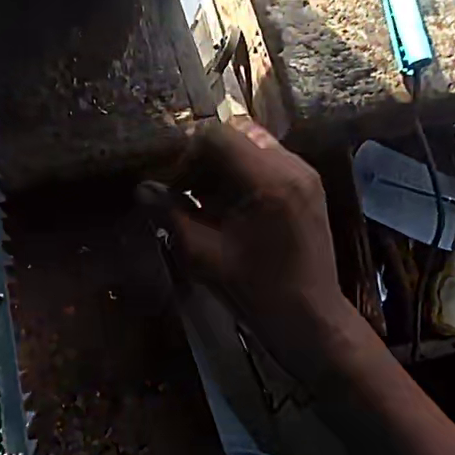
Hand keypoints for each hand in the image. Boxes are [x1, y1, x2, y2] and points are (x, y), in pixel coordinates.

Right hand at [139, 118, 350, 346]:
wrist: (311, 319)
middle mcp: (292, 166)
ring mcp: (306, 175)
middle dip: (205, 158)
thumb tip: (142, 189)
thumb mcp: (205, 256)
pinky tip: (230, 207)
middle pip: (237, 135)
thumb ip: (171, 215)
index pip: (218, 136)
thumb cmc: (257, 292)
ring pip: (253, 146)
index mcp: (269, 180)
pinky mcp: (309, 187)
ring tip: (206, 201)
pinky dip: (244, 174)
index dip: (187, 155)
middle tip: (186, 191)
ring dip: (224, 166)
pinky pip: (270, 163)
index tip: (174, 185)